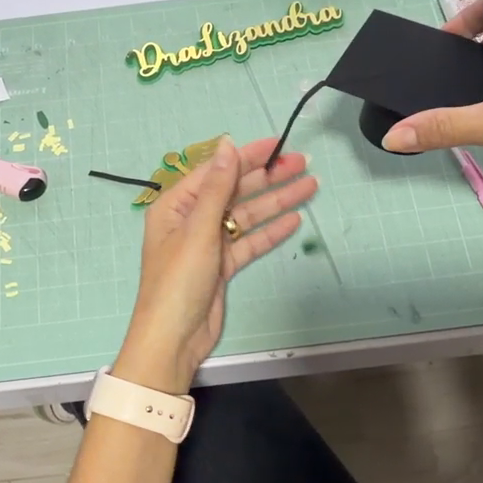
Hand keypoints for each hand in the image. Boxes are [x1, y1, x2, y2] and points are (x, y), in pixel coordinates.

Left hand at [116, 137, 317, 392]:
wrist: (173, 338)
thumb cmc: (178, 281)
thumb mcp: (198, 230)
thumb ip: (217, 187)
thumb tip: (228, 144)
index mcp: (176, 205)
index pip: (217, 171)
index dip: (248, 156)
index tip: (278, 144)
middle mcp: (191, 220)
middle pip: (234, 191)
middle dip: (268, 177)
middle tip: (303, 163)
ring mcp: (208, 244)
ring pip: (246, 216)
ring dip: (276, 202)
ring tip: (310, 187)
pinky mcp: (222, 266)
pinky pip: (249, 242)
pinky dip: (270, 232)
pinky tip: (294, 220)